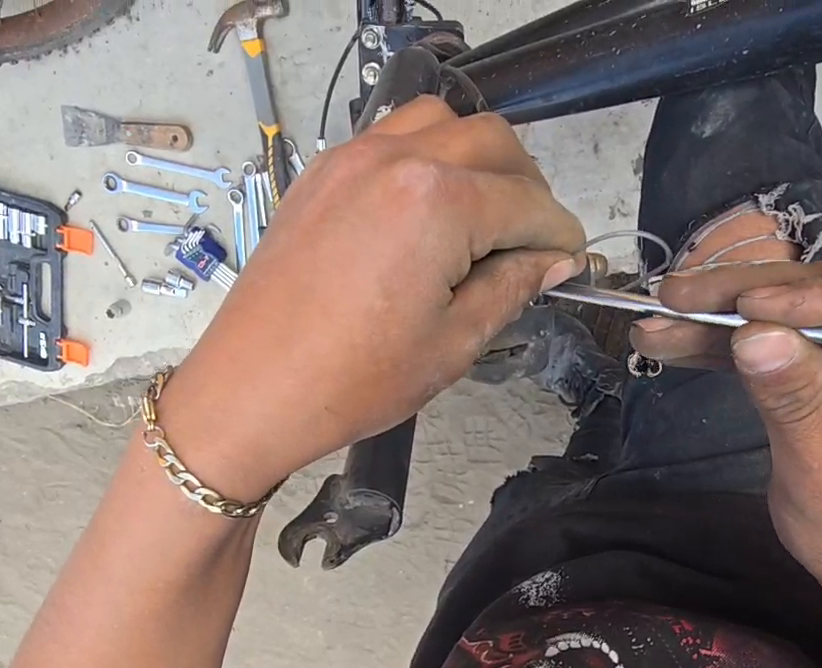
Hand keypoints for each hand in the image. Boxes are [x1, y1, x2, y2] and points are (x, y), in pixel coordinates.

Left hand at [154, 97, 585, 502]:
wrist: (253, 389)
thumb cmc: (350, 381)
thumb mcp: (451, 346)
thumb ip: (509, 289)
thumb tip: (549, 260)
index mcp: (436, 203)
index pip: (526, 202)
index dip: (558, 234)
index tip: (568, 260)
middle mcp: (395, 160)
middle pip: (492, 143)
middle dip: (526, 188)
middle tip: (531, 244)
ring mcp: (350, 161)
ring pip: (441, 125)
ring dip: (477, 162)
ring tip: (482, 221)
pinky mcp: (321, 176)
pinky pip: (390, 140)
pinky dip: (426, 161)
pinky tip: (428, 213)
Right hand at [631, 261, 821, 614]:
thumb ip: (795, 400)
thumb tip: (752, 334)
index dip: (818, 293)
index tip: (745, 309)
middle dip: (754, 294)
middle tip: (677, 297)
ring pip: (807, 313)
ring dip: (731, 315)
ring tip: (664, 316)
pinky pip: (796, 343)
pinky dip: (739, 344)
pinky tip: (682, 341)